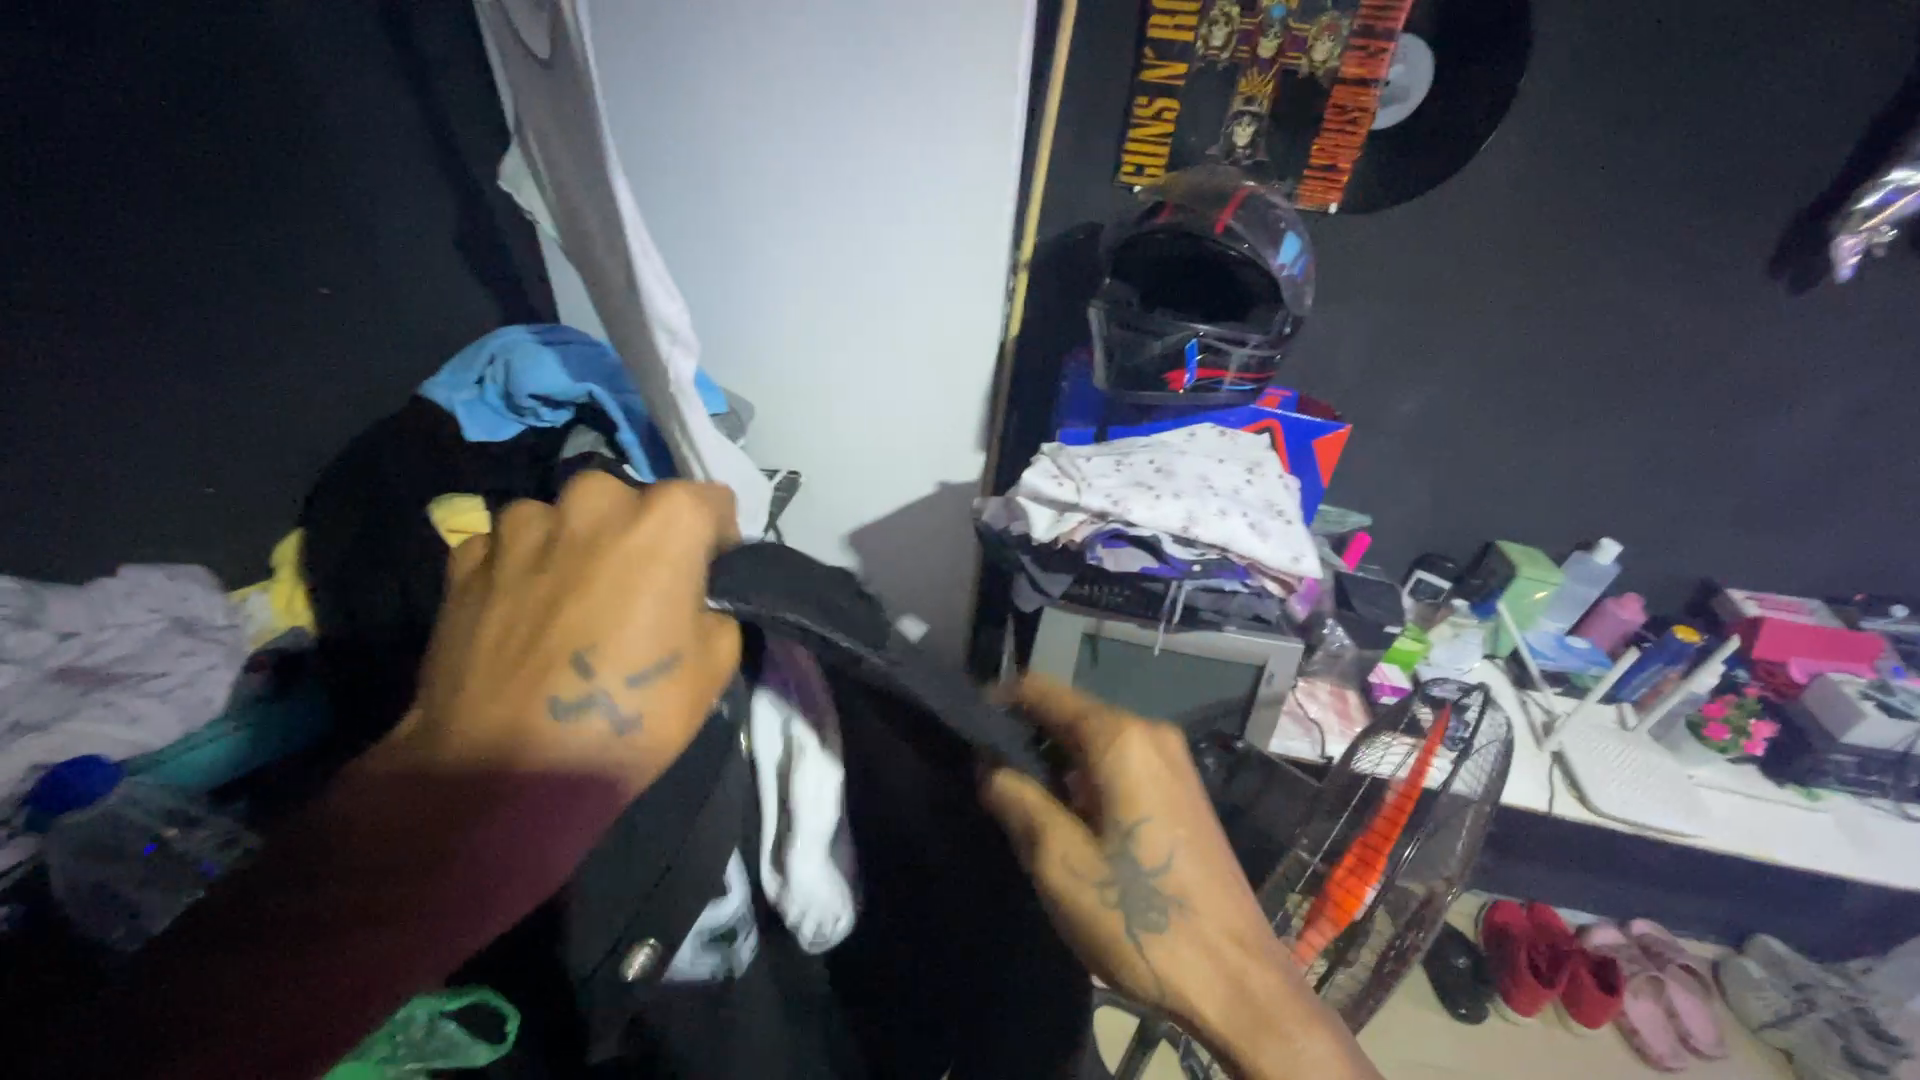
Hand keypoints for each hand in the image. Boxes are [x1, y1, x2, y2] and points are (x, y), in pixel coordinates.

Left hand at [373, 472, 742, 797]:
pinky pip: (506, 549)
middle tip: (635, 589)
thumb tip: (696, 602)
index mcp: (666, 521)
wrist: (507, 770)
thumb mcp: (715, 666)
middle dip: (638, 533)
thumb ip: (715, 610)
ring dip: (573, 546)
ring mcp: (521, 527)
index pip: (710, 500)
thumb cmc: (632, 714)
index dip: (714, 540)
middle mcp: (594, 503)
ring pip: (561, 519)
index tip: (705, 577)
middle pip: (630, 499)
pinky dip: (520, 571)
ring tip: (569, 602)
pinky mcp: (465, 561)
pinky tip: (520, 618)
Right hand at [980, 676, 1380, 1079]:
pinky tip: (1065, 824)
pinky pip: (1118, 768)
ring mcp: (1173, 764)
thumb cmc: (1141, 918)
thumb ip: (1016, 799)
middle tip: (983, 780)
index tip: (964, 730)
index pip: (1043, 690)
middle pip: (1071, 715)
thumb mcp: (1059, 862)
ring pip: (1094, 745)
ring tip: (1015, 807)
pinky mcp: (1181, 794)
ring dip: (1053, 767)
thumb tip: (988, 764)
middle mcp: (1151, 735)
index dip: (998, 701)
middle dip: (1024, 740)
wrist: (1237, 982)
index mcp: (1121, 738)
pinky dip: (1084, 783)